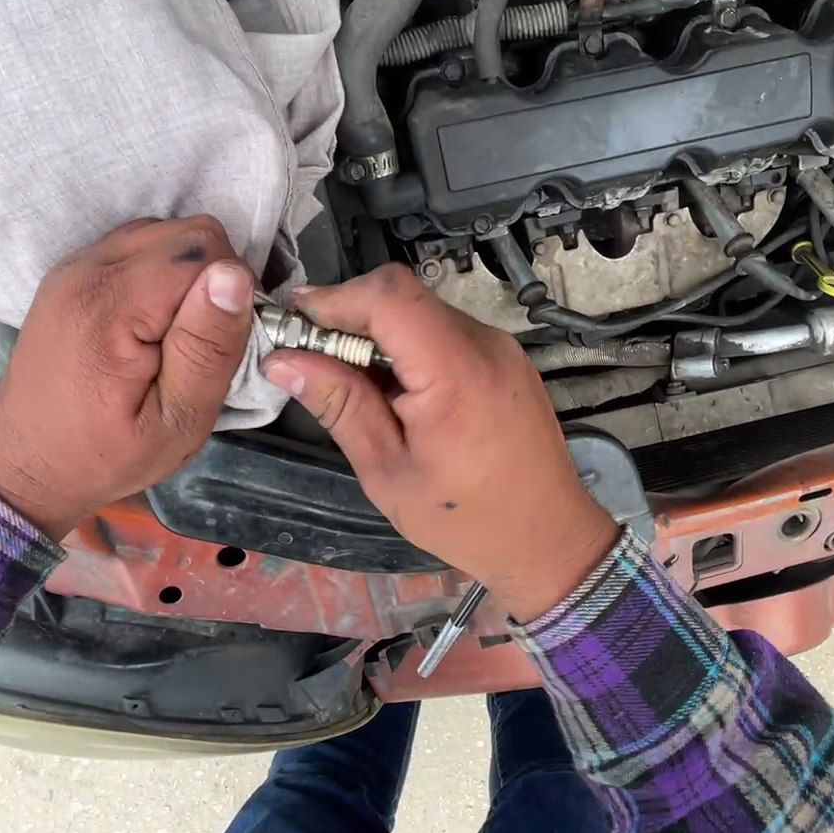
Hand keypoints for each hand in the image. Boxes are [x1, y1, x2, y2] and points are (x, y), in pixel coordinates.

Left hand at [0, 217, 253, 539]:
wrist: (26, 463)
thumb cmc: (106, 455)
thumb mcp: (177, 420)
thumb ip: (207, 347)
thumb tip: (234, 276)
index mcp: (111, 308)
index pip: (203, 251)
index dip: (236, 290)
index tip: (232, 340)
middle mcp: (88, 271)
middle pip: (188, 232)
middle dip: (219, 277)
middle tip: (213, 338)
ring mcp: (76, 266)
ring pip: (166, 233)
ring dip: (193, 274)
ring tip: (186, 330)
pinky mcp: (73, 273)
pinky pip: (141, 246)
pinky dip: (167, 273)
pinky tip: (160, 320)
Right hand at [260, 265, 619, 620]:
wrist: (549, 537)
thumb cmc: (467, 520)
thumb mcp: (389, 472)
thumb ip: (340, 406)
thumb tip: (284, 361)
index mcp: (457, 372)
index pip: (390, 295)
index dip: (336, 298)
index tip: (297, 323)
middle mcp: (486, 344)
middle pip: (405, 298)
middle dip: (351, 319)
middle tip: (314, 359)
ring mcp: (503, 348)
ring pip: (424, 313)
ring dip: (380, 336)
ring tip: (356, 385)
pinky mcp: (508, 359)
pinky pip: (447, 334)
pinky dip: (412, 349)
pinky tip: (398, 393)